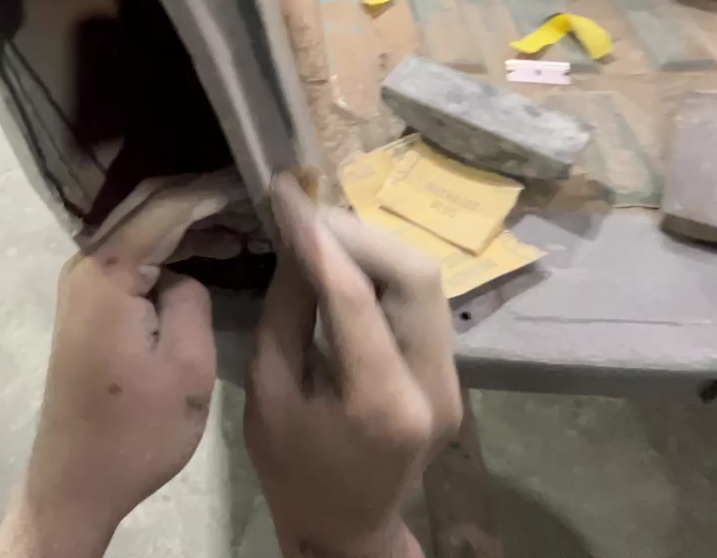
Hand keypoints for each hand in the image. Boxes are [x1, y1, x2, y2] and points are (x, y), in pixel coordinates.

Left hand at [0, 177, 230, 557]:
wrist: (78, 476)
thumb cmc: (136, 429)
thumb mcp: (187, 365)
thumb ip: (192, 296)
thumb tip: (185, 271)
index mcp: (107, 270)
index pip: (163, 206)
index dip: (209, 191)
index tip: (251, 183)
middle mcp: (86, 262)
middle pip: (146, 207)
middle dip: (199, 198)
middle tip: (251, 199)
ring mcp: (85, 279)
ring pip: (140, 227)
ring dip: (187, 222)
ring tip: (242, 225)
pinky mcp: (91, 298)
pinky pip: (133, 253)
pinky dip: (170, 247)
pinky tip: (210, 252)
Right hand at [247, 173, 461, 557]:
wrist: (344, 527)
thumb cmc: (290, 466)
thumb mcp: (266, 388)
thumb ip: (285, 310)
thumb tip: (295, 242)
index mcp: (381, 403)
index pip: (353, 294)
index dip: (316, 234)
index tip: (284, 192)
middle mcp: (434, 386)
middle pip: (415, 275)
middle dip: (355, 230)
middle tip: (302, 213)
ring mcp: (450, 379)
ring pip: (424, 279)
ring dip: (369, 243)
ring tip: (318, 230)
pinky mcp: (446, 371)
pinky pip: (418, 297)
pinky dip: (378, 266)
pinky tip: (341, 259)